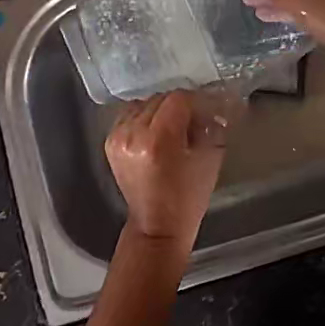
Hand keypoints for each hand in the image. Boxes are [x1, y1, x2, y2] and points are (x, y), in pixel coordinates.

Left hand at [103, 91, 230, 244]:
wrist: (157, 226)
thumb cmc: (189, 197)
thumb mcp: (210, 158)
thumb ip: (211, 126)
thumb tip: (214, 106)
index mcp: (159, 140)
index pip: (178, 100)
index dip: (197, 101)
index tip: (208, 108)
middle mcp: (133, 134)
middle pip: (160, 99)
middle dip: (181, 106)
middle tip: (196, 118)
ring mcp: (118, 138)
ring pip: (144, 104)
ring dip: (162, 110)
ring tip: (176, 126)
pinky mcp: (111, 143)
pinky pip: (130, 115)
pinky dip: (145, 117)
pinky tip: (157, 131)